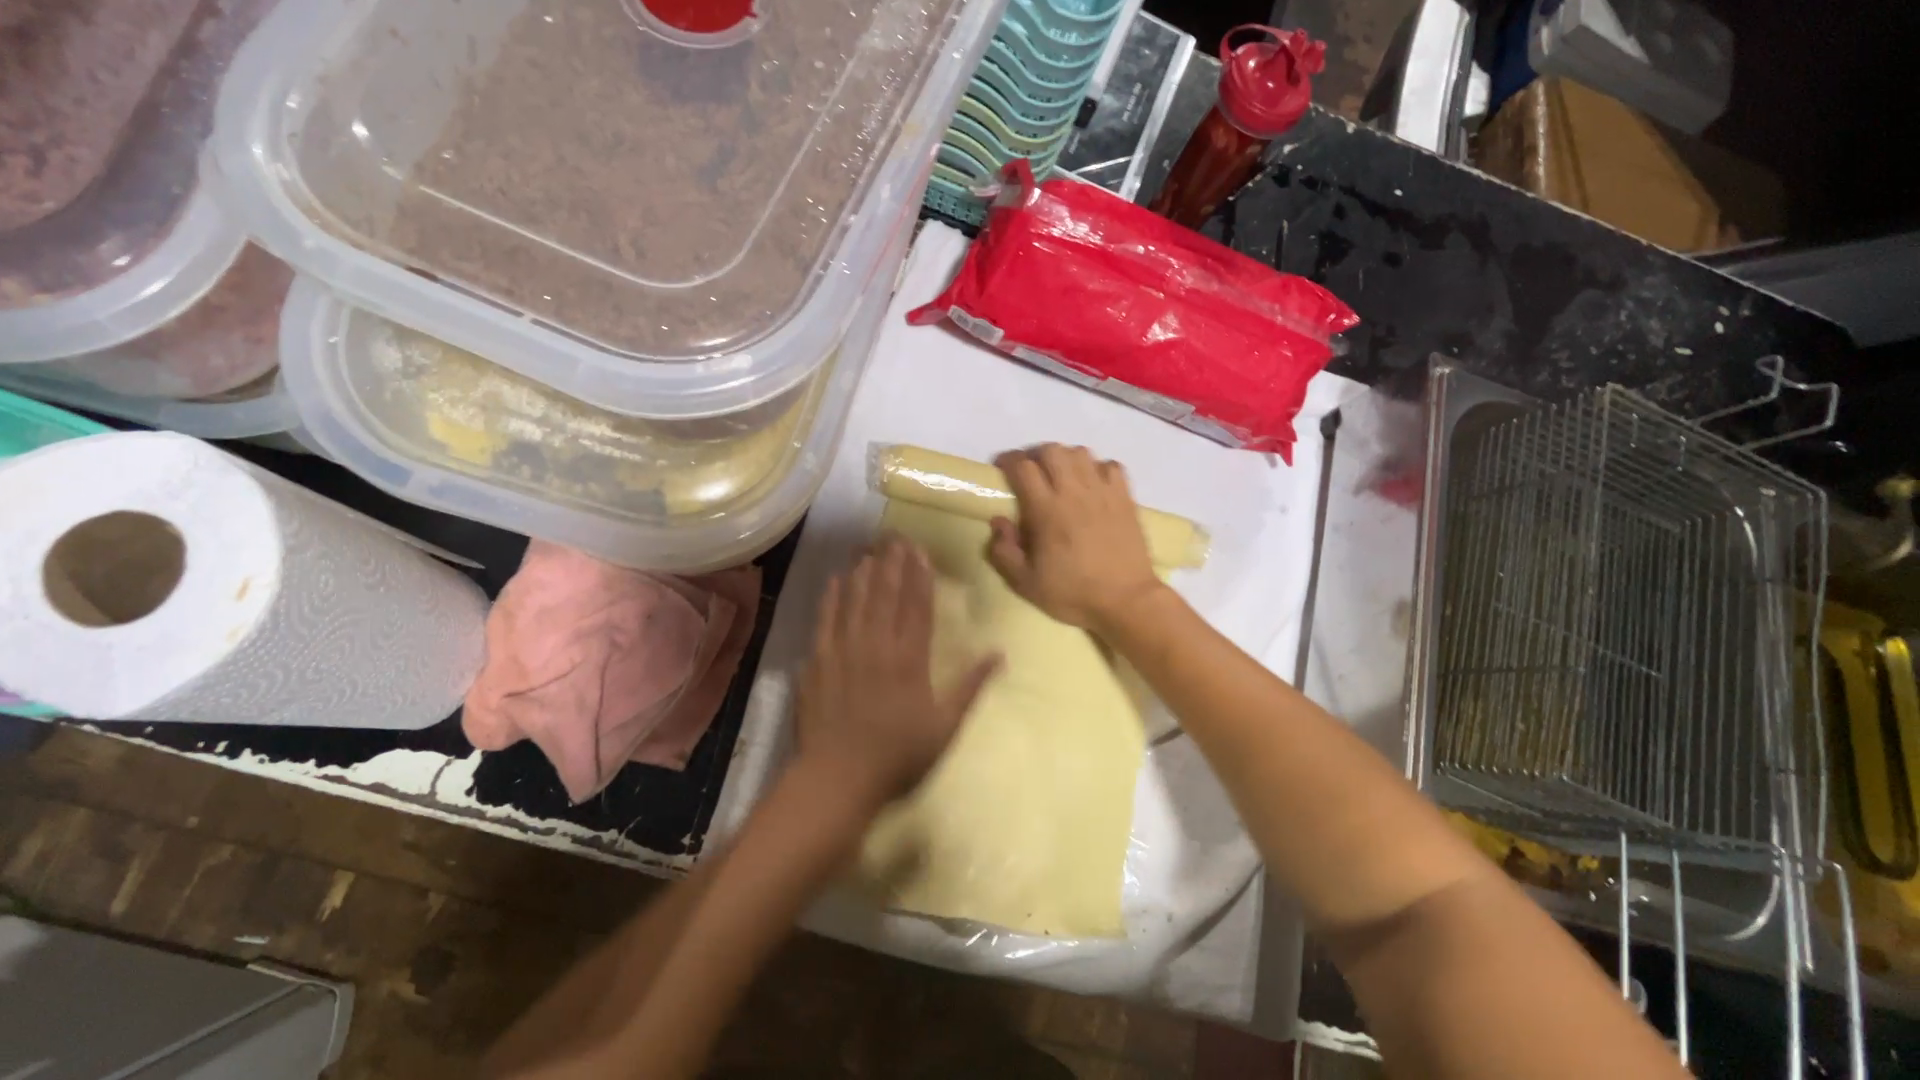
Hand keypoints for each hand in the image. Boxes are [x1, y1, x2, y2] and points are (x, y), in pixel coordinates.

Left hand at [795, 535, 999, 807]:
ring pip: (855, 600)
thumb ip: (970, 687)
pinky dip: (832, 597)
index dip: (920, 576)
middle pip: (885, 594)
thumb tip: (998, 654)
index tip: (921, 550)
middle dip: (893, 563)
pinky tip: (836, 579)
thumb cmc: (898, 756)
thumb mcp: (945, 726)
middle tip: (896, 537)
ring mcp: (843, 650)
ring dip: (864, 572)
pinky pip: (825, 619)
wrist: (837, 776)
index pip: (917, 606)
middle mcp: (876, 645)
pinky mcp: (817, 661)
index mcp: (910, 659)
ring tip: (871, 548)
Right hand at [988, 444, 1170, 635]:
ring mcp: (1103, 492)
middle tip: (1030, 473)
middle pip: (1052, 450)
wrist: (1126, 600)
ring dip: (1065, 458)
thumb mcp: (1026, 583)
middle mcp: (1074, 492)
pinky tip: (1093, 485)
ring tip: (1061, 476)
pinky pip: (1111, 465)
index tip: (1002, 470)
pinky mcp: (1125, 498)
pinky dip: (1098, 468)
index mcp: (1047, 510)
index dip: (1008, 461)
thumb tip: (999, 521)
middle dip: (1035, 455)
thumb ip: (1004, 551)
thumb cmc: (1073, 593)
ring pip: (1081, 452)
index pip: (1023, 467)